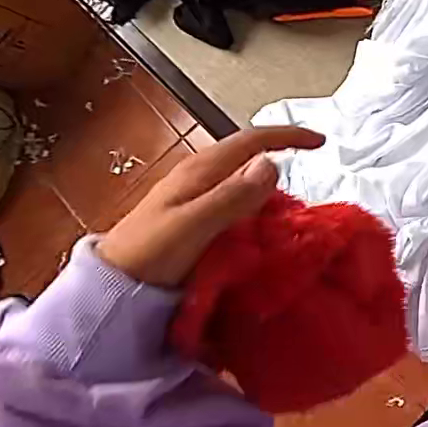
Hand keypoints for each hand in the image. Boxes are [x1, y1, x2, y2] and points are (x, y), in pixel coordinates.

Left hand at [99, 125, 325, 287]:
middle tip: (310, 175)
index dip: (289, 136)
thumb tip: (272, 164)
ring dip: (273, 186)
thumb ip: (233, 195)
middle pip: (250, 156)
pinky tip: (267, 224)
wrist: (108, 290)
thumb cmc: (148, 256)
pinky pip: (239, 201)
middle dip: (284, 158)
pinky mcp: (198, 216)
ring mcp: (197, 196)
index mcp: (200, 170)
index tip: (320, 142)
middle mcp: (200, 176)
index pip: (253, 140)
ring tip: (294, 206)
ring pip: (246, 179)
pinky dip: (260, 206)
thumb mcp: (194, 225)